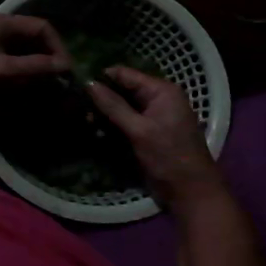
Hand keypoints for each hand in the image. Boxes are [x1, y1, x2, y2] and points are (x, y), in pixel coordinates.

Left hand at [0, 14, 71, 102]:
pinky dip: (25, 71)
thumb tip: (65, 66)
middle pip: (35, 38)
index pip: (42, 27)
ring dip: (38, 66)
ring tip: (48, 85)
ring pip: (25, 50)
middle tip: (61, 80)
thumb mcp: (2, 70)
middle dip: (49, 57)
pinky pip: (14, 60)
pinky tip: (29, 87)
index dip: (58, 47)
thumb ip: (35, 66)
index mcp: (3, 21)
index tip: (66, 70)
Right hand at [86, 67, 227, 207]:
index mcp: (161, 90)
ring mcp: (153, 116)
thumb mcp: (139, 130)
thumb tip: (88, 84)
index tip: (76, 82)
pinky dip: (112, 124)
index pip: (125, 74)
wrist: (190, 191)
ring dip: (104, 112)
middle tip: (75, 101)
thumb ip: (113, 106)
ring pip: (122, 106)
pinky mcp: (148, 132)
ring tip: (82, 117)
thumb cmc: (168, 156)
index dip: (102, 76)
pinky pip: (126, 121)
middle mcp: (158, 98)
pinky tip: (94, 128)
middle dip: (101, 96)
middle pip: (123, 89)